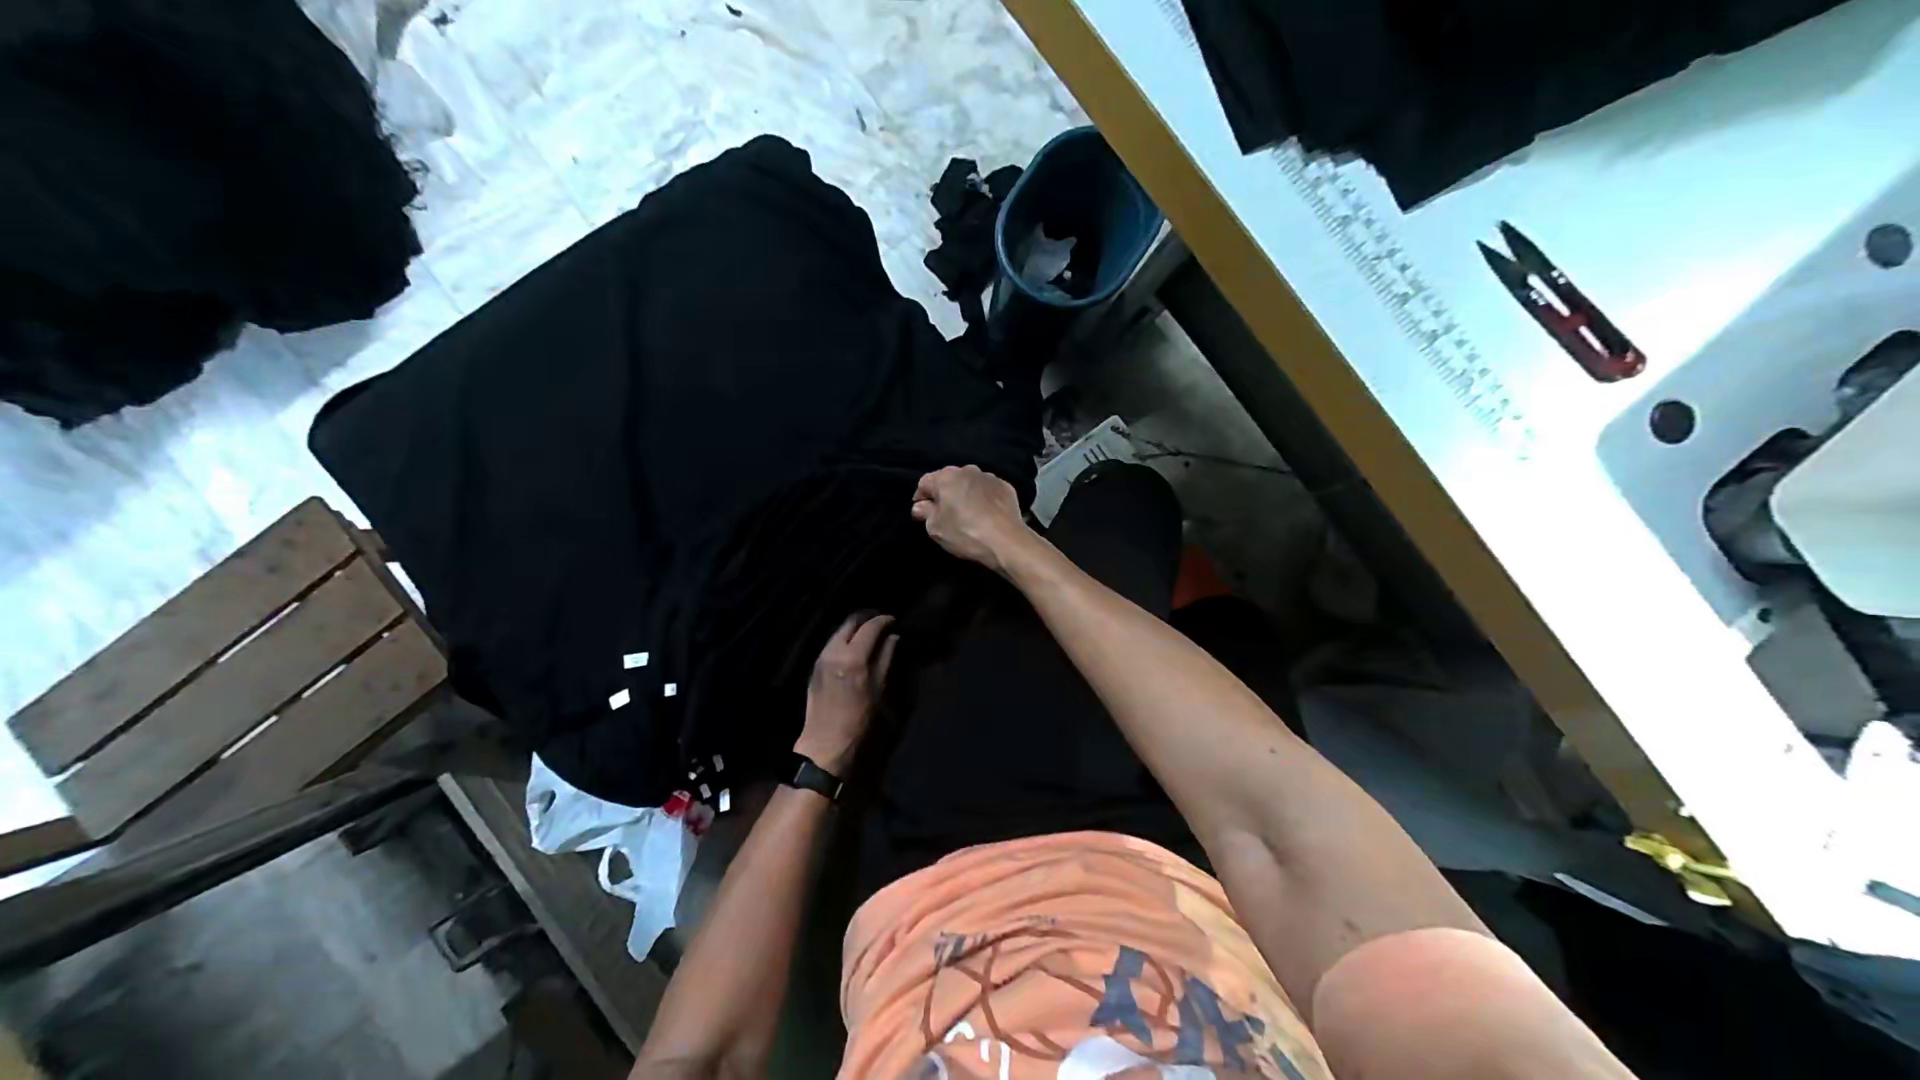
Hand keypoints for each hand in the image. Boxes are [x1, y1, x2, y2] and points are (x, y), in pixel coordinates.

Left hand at [795, 612, 897, 774]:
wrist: (826, 739)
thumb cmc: (858, 717)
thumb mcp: (878, 687)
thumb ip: (885, 658)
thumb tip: (893, 637)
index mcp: (853, 658)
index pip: (869, 627)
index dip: (883, 620)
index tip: (893, 620)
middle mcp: (834, 651)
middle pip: (850, 622)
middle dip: (866, 617)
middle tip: (880, 619)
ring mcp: (821, 657)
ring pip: (839, 631)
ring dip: (854, 626)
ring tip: (868, 631)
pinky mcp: (815, 665)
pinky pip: (831, 642)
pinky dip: (844, 638)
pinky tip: (854, 644)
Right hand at [910, 465, 1036, 576]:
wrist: (1006, 540)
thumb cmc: (964, 533)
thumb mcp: (936, 528)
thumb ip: (925, 513)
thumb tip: (920, 506)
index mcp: (945, 477)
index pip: (925, 482)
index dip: (920, 497)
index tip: (921, 511)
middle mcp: (967, 470)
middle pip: (948, 479)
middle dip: (944, 493)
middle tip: (944, 512)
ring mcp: (988, 477)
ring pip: (969, 483)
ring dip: (965, 493)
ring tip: (966, 512)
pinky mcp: (1005, 486)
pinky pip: (987, 490)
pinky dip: (983, 498)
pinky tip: (985, 513)